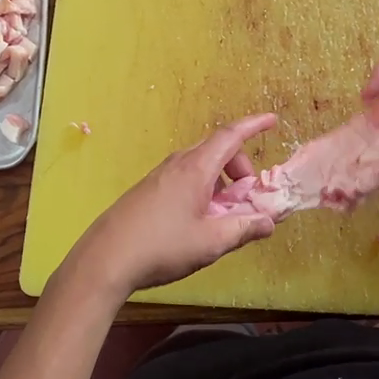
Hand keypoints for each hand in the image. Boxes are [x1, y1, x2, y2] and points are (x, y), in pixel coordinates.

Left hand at [64, 113, 278, 295]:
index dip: (254, 125)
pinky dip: (203, 187)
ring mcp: (161, 174)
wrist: (106, 258)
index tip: (273, 120)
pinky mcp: (149, 188)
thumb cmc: (162, 246)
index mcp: (196, 168)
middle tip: (248, 196)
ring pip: (201, 164)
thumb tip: (269, 222)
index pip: (231, 135)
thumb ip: (244, 229)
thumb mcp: (211, 242)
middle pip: (217, 150)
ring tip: (225, 214)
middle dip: (240, 166)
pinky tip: (199, 219)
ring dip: (221, 180)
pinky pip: (186, 176)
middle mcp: (179, 163)